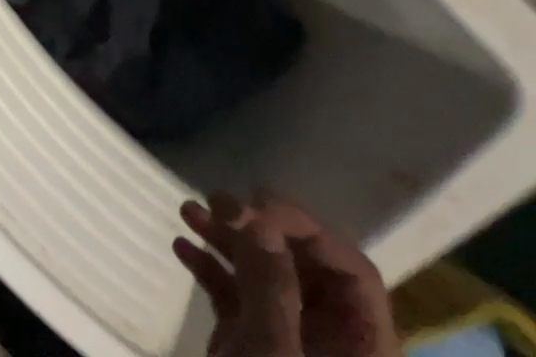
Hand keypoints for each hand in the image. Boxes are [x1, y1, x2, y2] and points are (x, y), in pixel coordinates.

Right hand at [174, 192, 399, 356]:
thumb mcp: (272, 351)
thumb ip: (270, 287)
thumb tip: (257, 220)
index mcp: (361, 343)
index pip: (349, 270)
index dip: (305, 229)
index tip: (250, 204)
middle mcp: (329, 336)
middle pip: (304, 267)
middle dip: (257, 228)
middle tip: (211, 201)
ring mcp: (286, 339)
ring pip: (265, 276)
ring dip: (226, 241)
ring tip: (186, 212)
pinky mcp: (250, 343)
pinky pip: (235, 295)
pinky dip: (208, 268)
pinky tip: (180, 248)